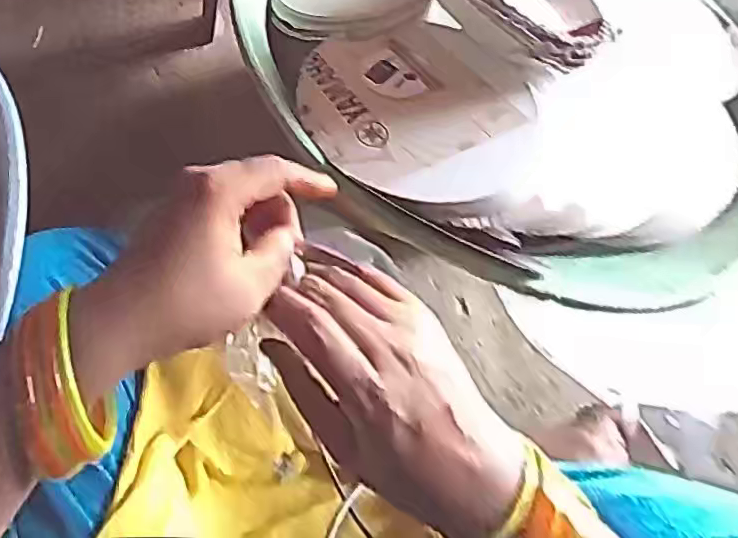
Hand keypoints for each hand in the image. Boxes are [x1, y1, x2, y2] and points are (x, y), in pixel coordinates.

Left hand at [81, 157, 336, 371]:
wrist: (122, 316)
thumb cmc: (188, 303)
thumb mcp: (250, 285)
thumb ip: (278, 249)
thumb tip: (283, 230)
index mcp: (218, 188)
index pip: (273, 169)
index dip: (307, 179)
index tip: (331, 192)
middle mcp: (196, 179)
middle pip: (252, 178)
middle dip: (280, 206)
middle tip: (292, 247)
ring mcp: (178, 192)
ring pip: (234, 191)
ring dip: (257, 216)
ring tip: (269, 256)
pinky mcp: (169, 210)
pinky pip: (214, 202)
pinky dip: (235, 220)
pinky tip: (242, 253)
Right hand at [263, 246, 527, 537]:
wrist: (482, 474)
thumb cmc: (409, 471)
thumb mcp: (344, 448)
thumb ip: (301, 390)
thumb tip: (270, 344)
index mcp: (366, 389)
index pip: (310, 322)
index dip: (276, 301)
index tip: (255, 297)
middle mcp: (388, 349)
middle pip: (324, 293)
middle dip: (288, 283)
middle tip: (265, 284)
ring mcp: (409, 327)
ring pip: (346, 278)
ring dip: (311, 270)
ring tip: (287, 272)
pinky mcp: (422, 315)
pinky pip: (374, 275)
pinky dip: (343, 264)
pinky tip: (322, 262)